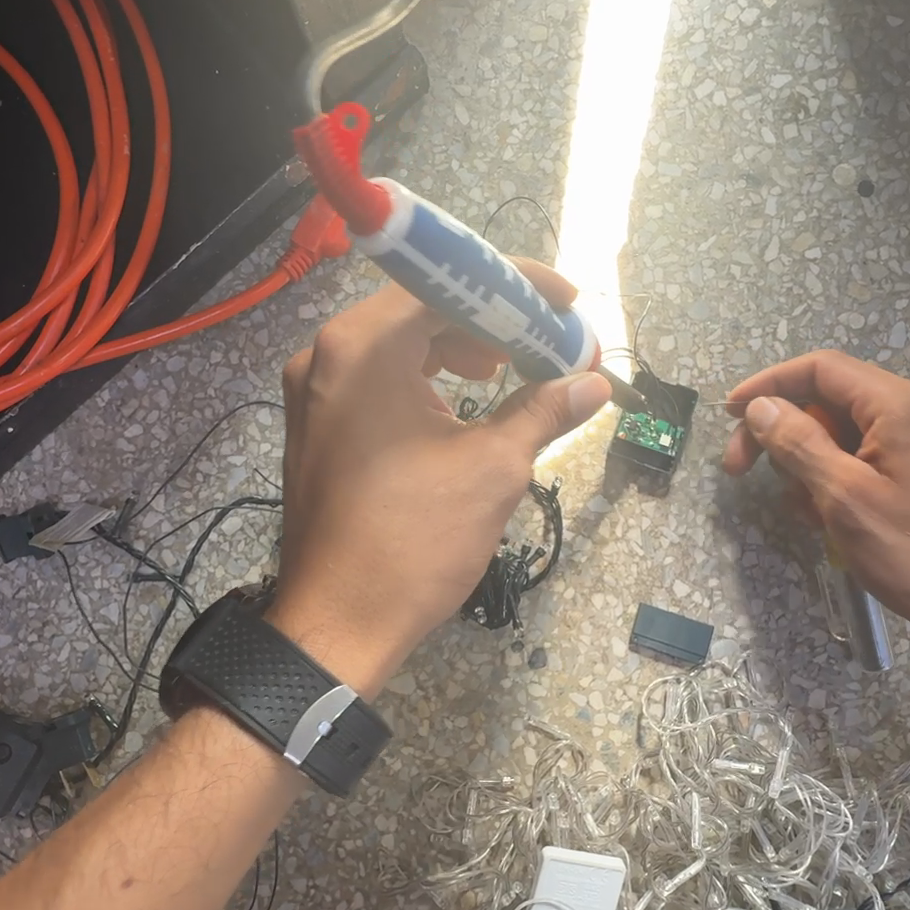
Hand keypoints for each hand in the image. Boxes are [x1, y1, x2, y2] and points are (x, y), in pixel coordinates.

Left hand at [267, 260, 610, 693]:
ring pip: (397, 343)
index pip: (446, 283)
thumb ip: (543, 410)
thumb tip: (595, 383)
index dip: (513, 286)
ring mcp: (314, 391)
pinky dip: (423, 379)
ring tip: (506, 369)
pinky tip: (458, 403)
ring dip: (458, 348)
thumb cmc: (415, 542)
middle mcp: (326, 354)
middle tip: (543, 343)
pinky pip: (377, 378)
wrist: (339, 625)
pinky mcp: (317, 424)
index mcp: (362, 348)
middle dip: (489, 320)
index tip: (564, 302)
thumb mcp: (492, 469)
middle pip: (419, 308)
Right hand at [722, 351, 909, 658]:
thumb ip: (798, 443)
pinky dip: (836, 479)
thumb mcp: (844, 497)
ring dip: (808, 463)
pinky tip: (829, 518)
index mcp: (902, 405)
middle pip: (829, 400)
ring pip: (844, 432)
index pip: (821, 369)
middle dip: (782, 433)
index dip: (767, 385)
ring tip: (805, 512)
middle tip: (739, 471)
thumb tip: (760, 407)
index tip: (727, 414)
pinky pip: (867, 457)